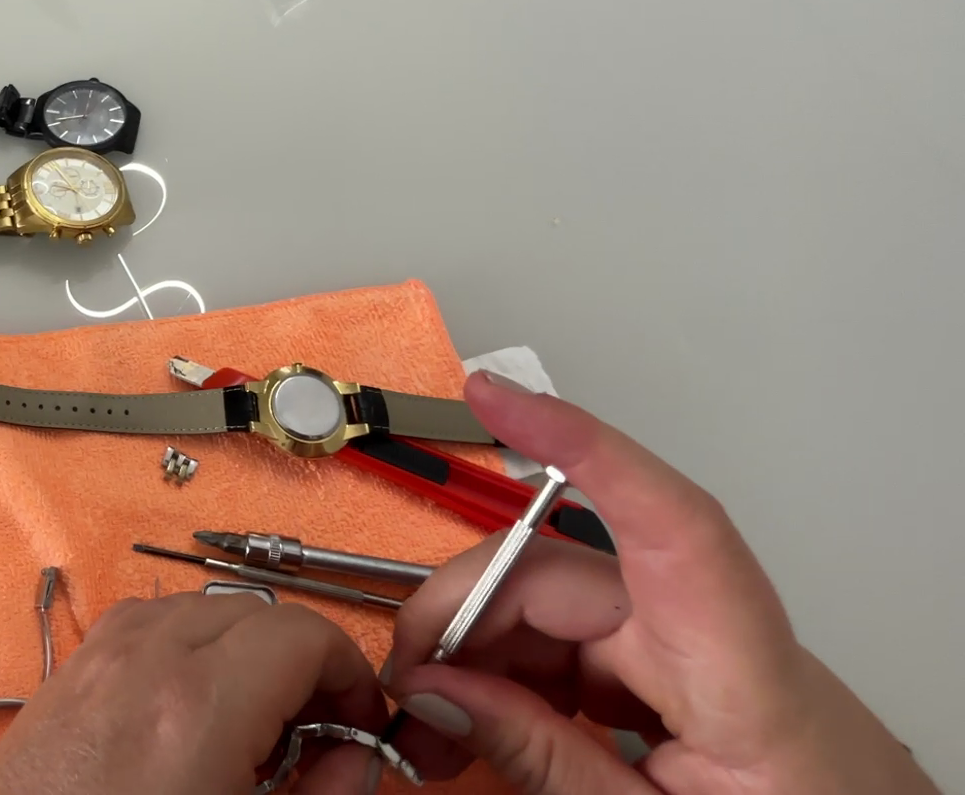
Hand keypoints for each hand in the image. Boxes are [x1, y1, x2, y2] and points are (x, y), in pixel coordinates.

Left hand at [0, 593, 388, 794]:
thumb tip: (357, 754)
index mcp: (199, 703)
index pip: (299, 633)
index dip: (348, 670)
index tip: (363, 722)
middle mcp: (148, 651)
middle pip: (254, 611)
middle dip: (300, 658)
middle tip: (318, 729)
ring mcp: (102, 647)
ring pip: (202, 605)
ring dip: (244, 645)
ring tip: (255, 719)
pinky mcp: (74, 660)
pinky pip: (150, 618)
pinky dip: (189, 640)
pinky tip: (189, 701)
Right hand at [384, 371, 939, 794]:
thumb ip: (539, 760)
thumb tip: (433, 689)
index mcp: (745, 681)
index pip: (671, 522)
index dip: (576, 442)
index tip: (491, 395)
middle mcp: (710, 640)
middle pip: (552, 577)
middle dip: (461, 620)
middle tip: (406, 684)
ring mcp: (683, 653)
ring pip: (540, 609)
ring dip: (472, 659)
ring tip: (430, 727)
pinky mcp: (661, 672)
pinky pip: (557, 647)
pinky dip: (503, 679)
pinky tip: (472, 722)